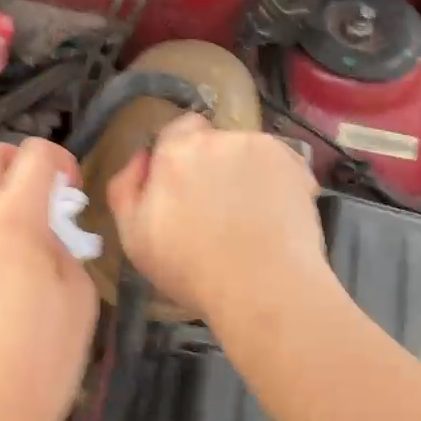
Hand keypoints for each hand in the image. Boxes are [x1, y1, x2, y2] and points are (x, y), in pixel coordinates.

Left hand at [0, 138, 99, 420]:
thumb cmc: (44, 359)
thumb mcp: (80, 298)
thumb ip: (64, 249)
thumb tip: (49, 234)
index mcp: (15, 218)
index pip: (35, 154)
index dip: (59, 159)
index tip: (71, 189)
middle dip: (14, 160)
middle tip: (36, 194)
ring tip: (3, 224)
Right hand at [105, 113, 335, 319]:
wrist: (263, 290)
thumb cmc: (191, 269)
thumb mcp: (133, 237)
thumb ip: (126, 188)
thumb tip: (142, 157)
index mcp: (174, 153)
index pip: (176, 131)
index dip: (179, 157)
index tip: (184, 188)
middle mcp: (217, 139)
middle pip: (213, 142)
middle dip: (212, 165)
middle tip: (216, 206)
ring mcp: (260, 148)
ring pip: (246, 153)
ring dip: (244, 172)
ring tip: (250, 215)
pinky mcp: (295, 164)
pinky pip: (279, 164)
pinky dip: (276, 181)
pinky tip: (275, 214)